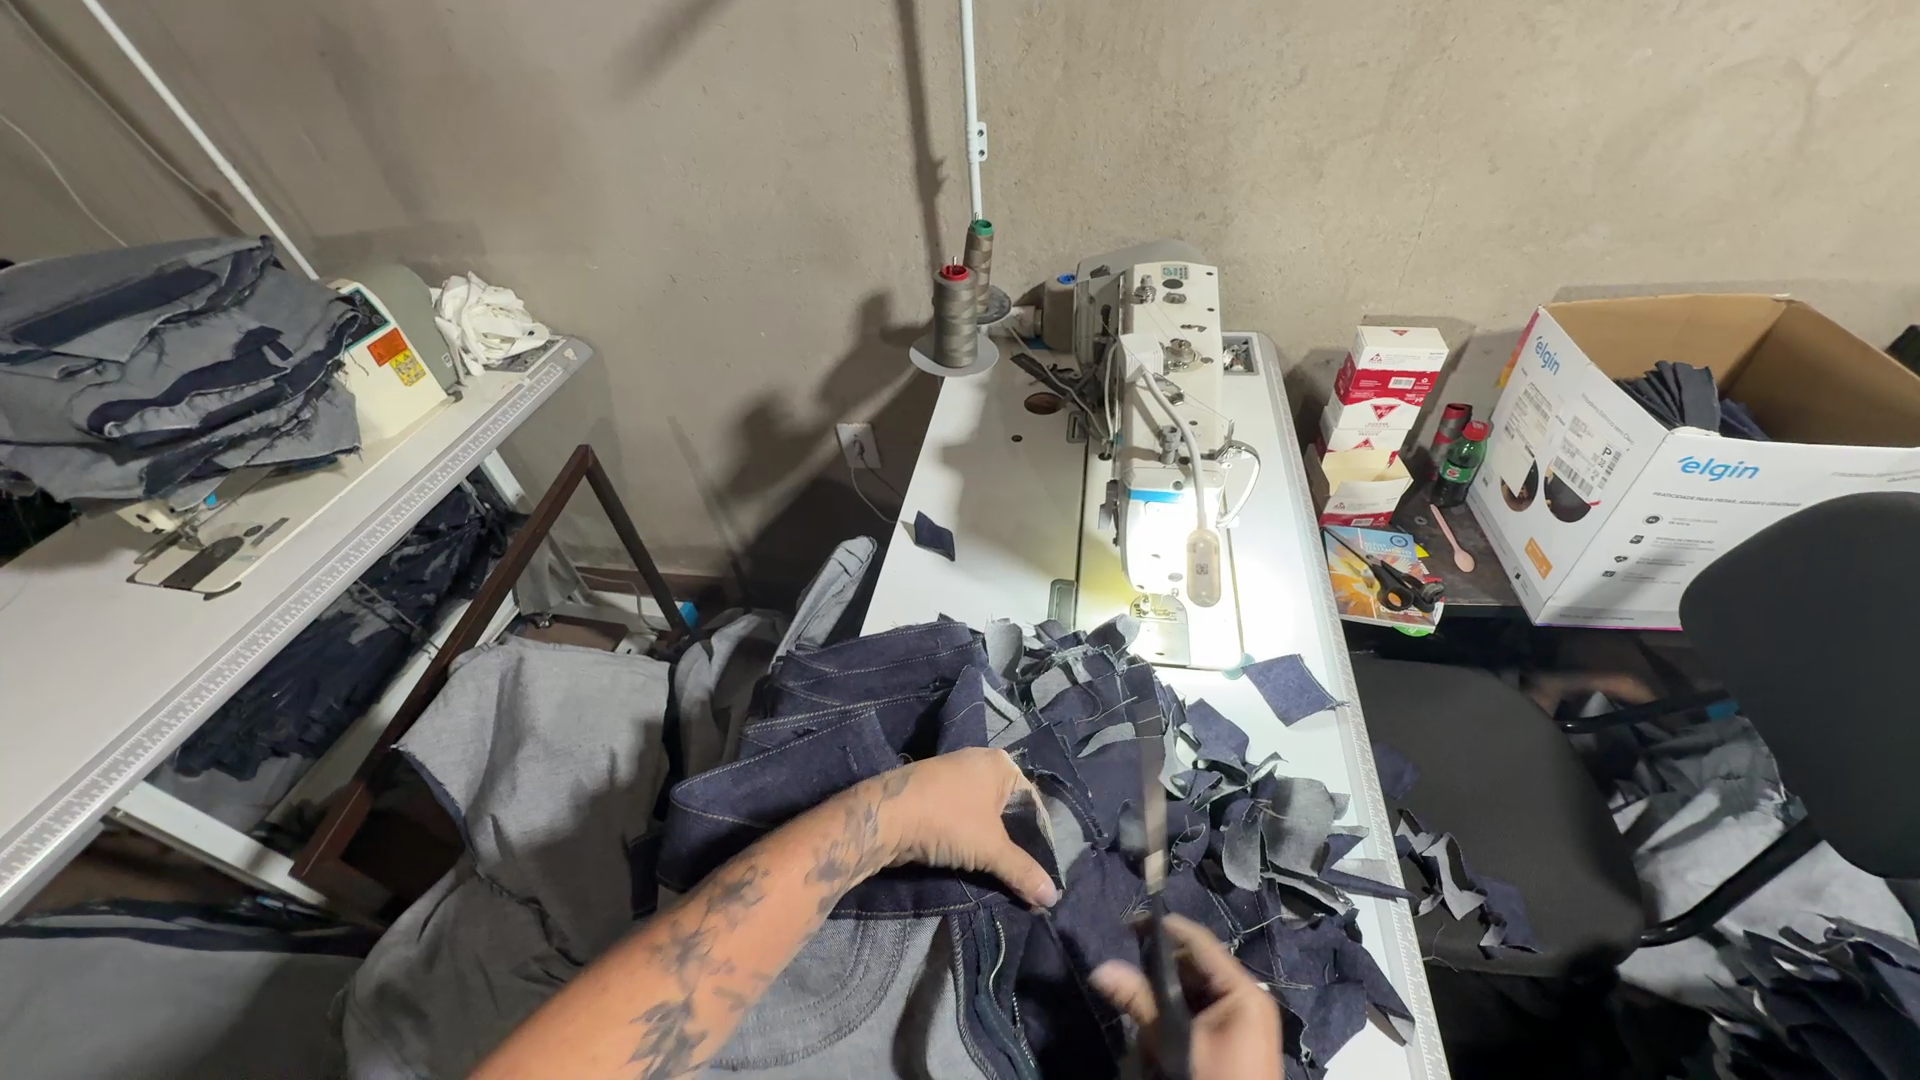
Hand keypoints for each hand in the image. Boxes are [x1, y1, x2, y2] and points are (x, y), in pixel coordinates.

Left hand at [864, 747, 1058, 908]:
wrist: (886, 817)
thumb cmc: (948, 820)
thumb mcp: (991, 849)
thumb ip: (1023, 871)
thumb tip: (1054, 897)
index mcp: (1001, 765)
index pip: (1033, 804)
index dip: (1040, 840)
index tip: (1043, 874)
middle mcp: (980, 765)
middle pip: (1009, 812)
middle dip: (1016, 847)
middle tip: (1026, 881)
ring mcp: (954, 779)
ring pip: (985, 819)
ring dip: (993, 848)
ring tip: (1004, 879)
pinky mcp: (934, 796)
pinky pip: (964, 821)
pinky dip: (971, 842)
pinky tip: (975, 866)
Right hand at [1089, 914, 1282, 1079]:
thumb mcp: (1175, 1042)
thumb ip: (1140, 1001)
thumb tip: (1100, 970)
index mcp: (1242, 990)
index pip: (1198, 941)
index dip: (1163, 928)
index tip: (1127, 925)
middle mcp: (1247, 995)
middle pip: (1195, 965)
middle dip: (1160, 971)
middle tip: (1130, 980)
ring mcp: (1245, 1017)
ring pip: (1195, 988)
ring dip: (1167, 996)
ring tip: (1146, 1016)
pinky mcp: (1237, 1036)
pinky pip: (1203, 1009)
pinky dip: (1179, 1013)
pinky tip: (1162, 1033)